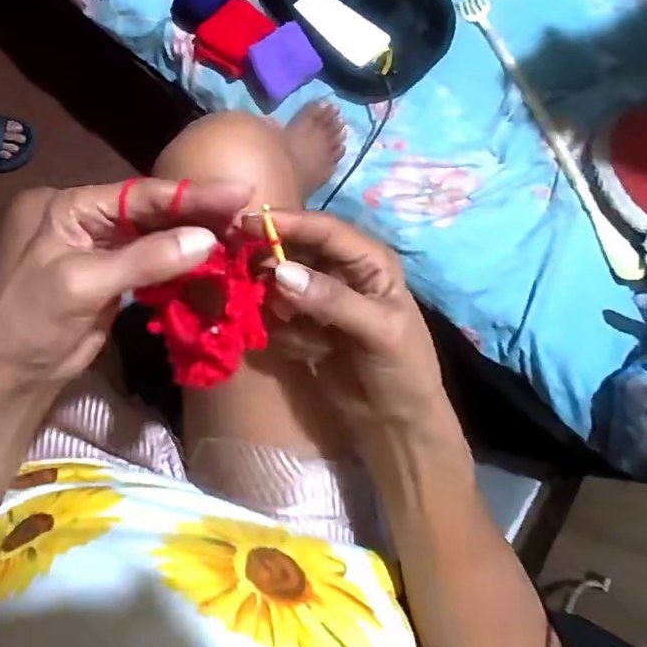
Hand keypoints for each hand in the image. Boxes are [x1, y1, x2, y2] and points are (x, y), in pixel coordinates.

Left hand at [0, 178, 254, 407]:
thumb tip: (207, 239)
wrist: (14, 373)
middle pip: (153, 208)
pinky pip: (157, 259)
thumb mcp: (83, 284)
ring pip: (159, 233)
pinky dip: (185, 260)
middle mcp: (90, 218)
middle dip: (198, 211)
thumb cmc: (32, 321)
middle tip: (248, 210)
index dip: (190, 193)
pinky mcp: (118, 274)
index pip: (140, 194)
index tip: (238, 190)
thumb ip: (144, 259)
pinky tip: (215, 258)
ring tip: (241, 232)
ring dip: (196, 235)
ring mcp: (106, 246)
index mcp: (73, 206)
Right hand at [260, 210, 454, 440]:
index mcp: (369, 260)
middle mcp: (341, 270)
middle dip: (271, 261)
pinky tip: (307, 350)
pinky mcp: (302, 322)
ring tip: (288, 323)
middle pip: (294, 249)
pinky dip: (280, 328)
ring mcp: (318, 296)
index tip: (245, 223)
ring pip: (279, 280)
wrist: (396, 424)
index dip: (286, 222)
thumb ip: (331, 299)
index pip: (324, 229)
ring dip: (275, 300)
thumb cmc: (402, 370)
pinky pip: (275, 312)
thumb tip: (279, 272)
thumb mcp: (378, 331)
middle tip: (244, 273)